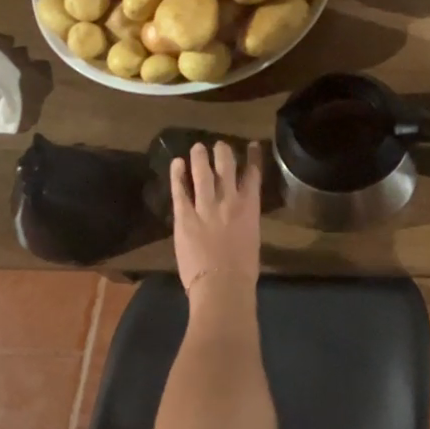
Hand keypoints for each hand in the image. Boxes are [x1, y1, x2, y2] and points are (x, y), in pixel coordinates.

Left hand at [170, 142, 262, 301]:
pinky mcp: (184, 217)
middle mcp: (229, 201)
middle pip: (226, 167)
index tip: (250, 145)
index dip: (252, 158)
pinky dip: (178, 175)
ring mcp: (205, 207)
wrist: (222, 283)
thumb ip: (244, 221)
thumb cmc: (243, 268)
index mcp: (250, 208)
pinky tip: (176, 163)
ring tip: (198, 147)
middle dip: (223, 152)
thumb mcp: (252, 237)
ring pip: (202, 173)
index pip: (253, 175)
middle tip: (219, 144)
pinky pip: (180, 191)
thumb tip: (238, 217)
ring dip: (200, 158)